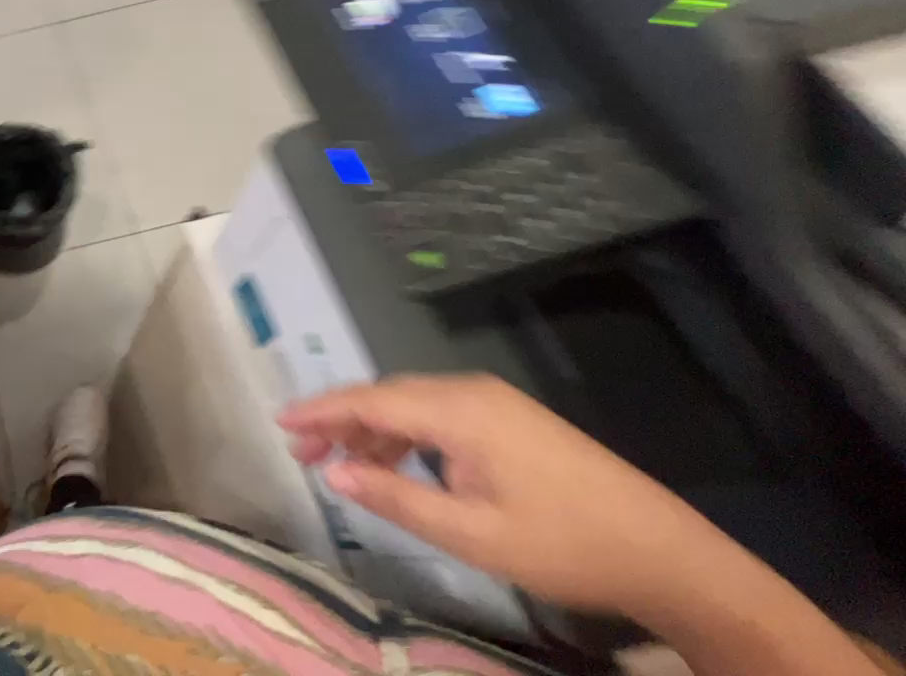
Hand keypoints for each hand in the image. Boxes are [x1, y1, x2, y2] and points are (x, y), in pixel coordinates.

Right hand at [278, 374, 736, 615]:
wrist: (670, 557)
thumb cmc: (564, 545)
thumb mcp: (471, 534)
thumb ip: (394, 498)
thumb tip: (333, 474)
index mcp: (459, 411)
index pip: (369, 399)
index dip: (320, 410)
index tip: (280, 422)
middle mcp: (470, 392)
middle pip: (386, 396)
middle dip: (338, 421)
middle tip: (301, 453)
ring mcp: (493, 403)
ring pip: (410, 406)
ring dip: (370, 431)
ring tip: (337, 464)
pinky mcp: (508, 420)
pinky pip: (437, 416)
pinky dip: (404, 436)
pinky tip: (392, 464)